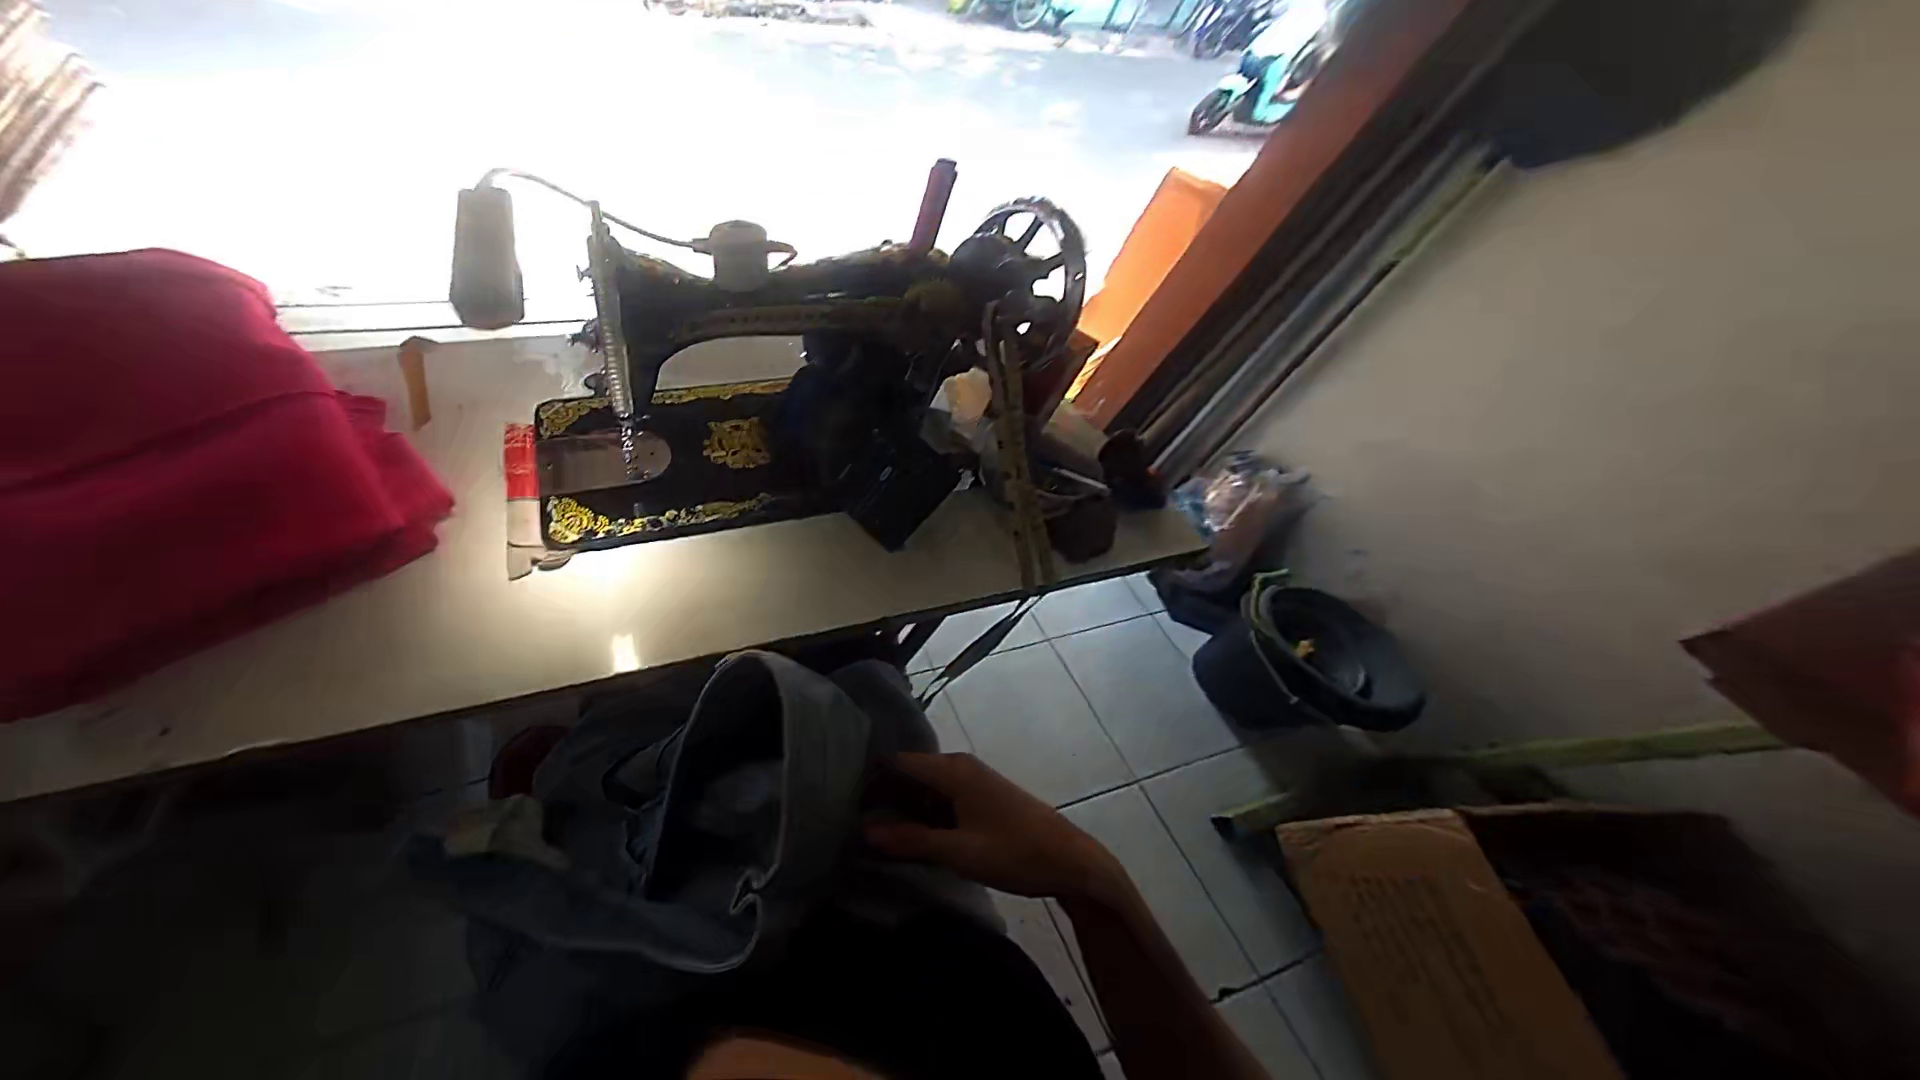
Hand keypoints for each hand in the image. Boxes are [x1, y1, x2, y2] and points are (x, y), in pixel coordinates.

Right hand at [864, 752, 1126, 901]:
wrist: (1070, 860)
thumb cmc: (1016, 853)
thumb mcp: (960, 852)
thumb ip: (912, 840)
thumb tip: (864, 831)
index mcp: (953, 770)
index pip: (898, 762)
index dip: (870, 779)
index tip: (842, 802)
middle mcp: (960, 766)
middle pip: (910, 773)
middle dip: (883, 795)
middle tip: (851, 824)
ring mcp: (972, 780)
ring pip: (925, 786)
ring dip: (903, 807)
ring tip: (873, 834)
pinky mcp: (981, 796)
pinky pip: (941, 797)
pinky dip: (923, 812)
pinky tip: (911, 836)